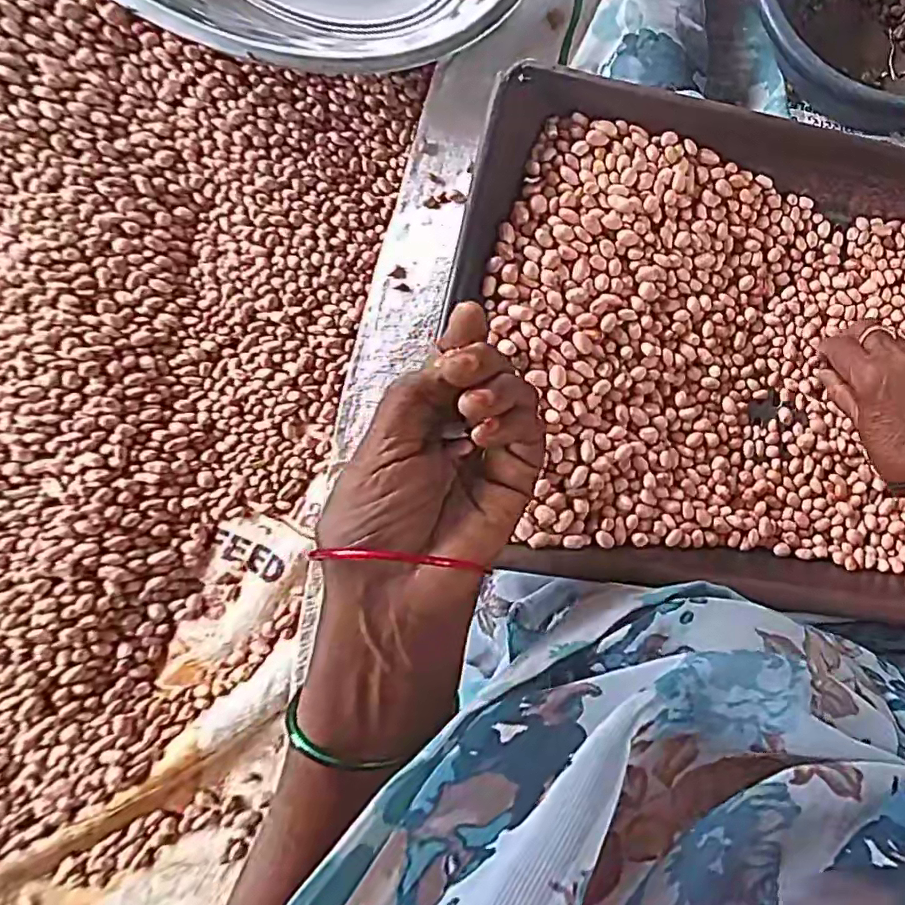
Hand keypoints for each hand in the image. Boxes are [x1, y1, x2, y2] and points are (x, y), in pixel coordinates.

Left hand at [316, 302, 545, 568]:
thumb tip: (460, 324)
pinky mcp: (519, 475)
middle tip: (460, 369)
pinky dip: (512, 421)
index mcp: (424, 418)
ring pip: (519, 395)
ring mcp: (493, 451)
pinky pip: (531, 432)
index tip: (467, 319)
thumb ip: (423, 386)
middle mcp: (461, 429)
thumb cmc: (372, 519)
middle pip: (491, 373)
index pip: (453, 368)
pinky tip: (483, 434)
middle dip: (480, 359)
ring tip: (471, 408)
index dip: (462, 342)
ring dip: (498, 388)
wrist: (391, 585)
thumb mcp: (383, 440)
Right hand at [817, 320, 904, 485]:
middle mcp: (895, 359)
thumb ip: (842, 392)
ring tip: (871, 365)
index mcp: (869, 375)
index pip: (838, 346)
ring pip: (890, 335)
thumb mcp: (860, 425)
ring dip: (876, 344)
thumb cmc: (900, 456)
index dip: (826, 350)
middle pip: (864, 329)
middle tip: (844, 357)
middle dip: (850, 340)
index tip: (824, 357)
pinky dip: (900, 352)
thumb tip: (827, 375)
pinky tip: (896, 370)